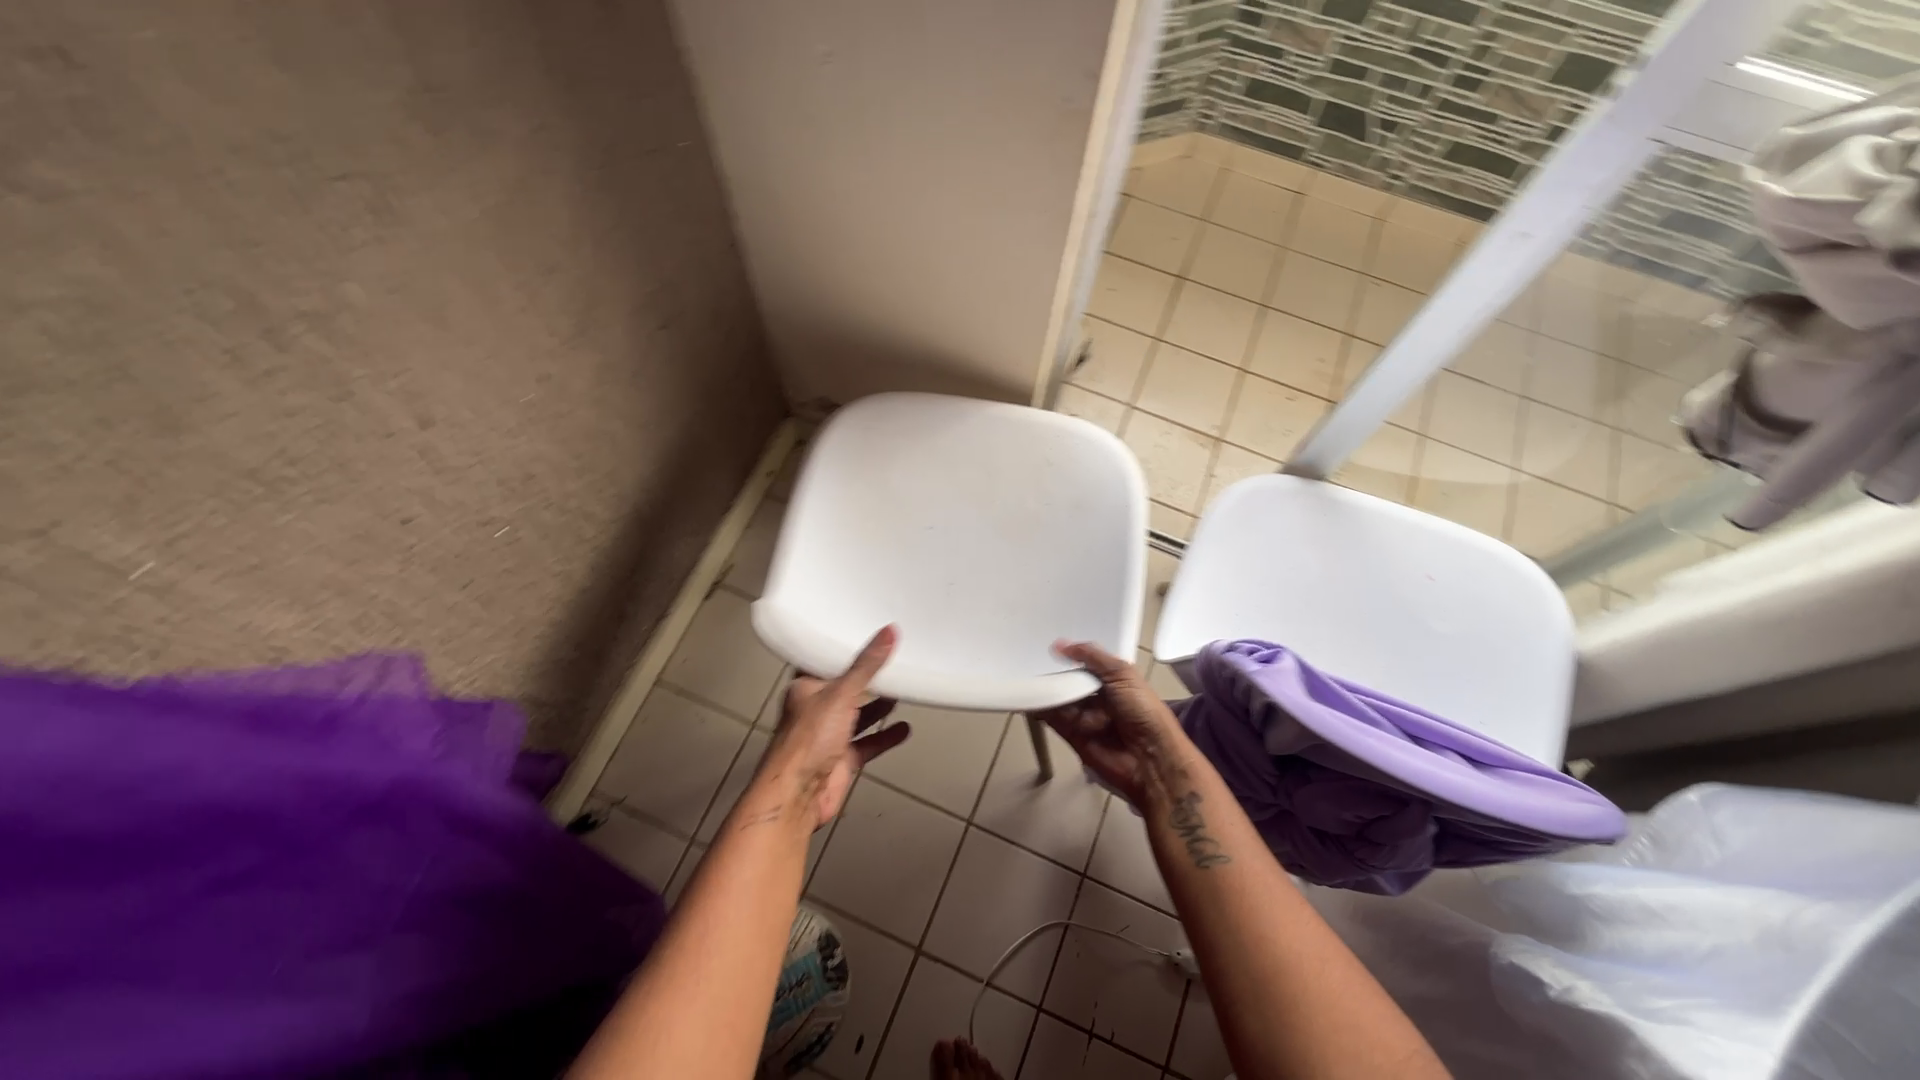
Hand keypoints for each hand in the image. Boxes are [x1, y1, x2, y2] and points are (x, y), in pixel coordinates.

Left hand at [759, 626, 910, 828]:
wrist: (798, 795)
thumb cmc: (808, 740)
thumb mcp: (840, 694)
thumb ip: (866, 666)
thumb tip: (889, 632)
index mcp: (806, 688)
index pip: (826, 661)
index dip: (846, 649)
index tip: (870, 635)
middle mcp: (816, 709)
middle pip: (846, 688)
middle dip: (867, 678)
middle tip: (894, 660)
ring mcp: (829, 736)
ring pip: (857, 715)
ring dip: (877, 706)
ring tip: (902, 690)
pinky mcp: (842, 759)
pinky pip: (868, 743)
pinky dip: (885, 736)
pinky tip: (904, 728)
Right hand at [1030, 641, 1192, 806]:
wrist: (1150, 759)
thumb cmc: (1143, 711)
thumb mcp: (1122, 674)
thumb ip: (1092, 656)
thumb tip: (1059, 645)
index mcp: (1115, 682)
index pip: (1088, 665)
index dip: (1071, 657)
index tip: (1048, 646)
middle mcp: (1099, 699)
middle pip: (1071, 682)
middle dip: (1055, 674)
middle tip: (1029, 659)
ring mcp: (1085, 718)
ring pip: (1060, 700)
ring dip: (1046, 690)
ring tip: (1024, 675)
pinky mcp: (1073, 736)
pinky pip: (1054, 719)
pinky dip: (1042, 709)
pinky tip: (1028, 696)